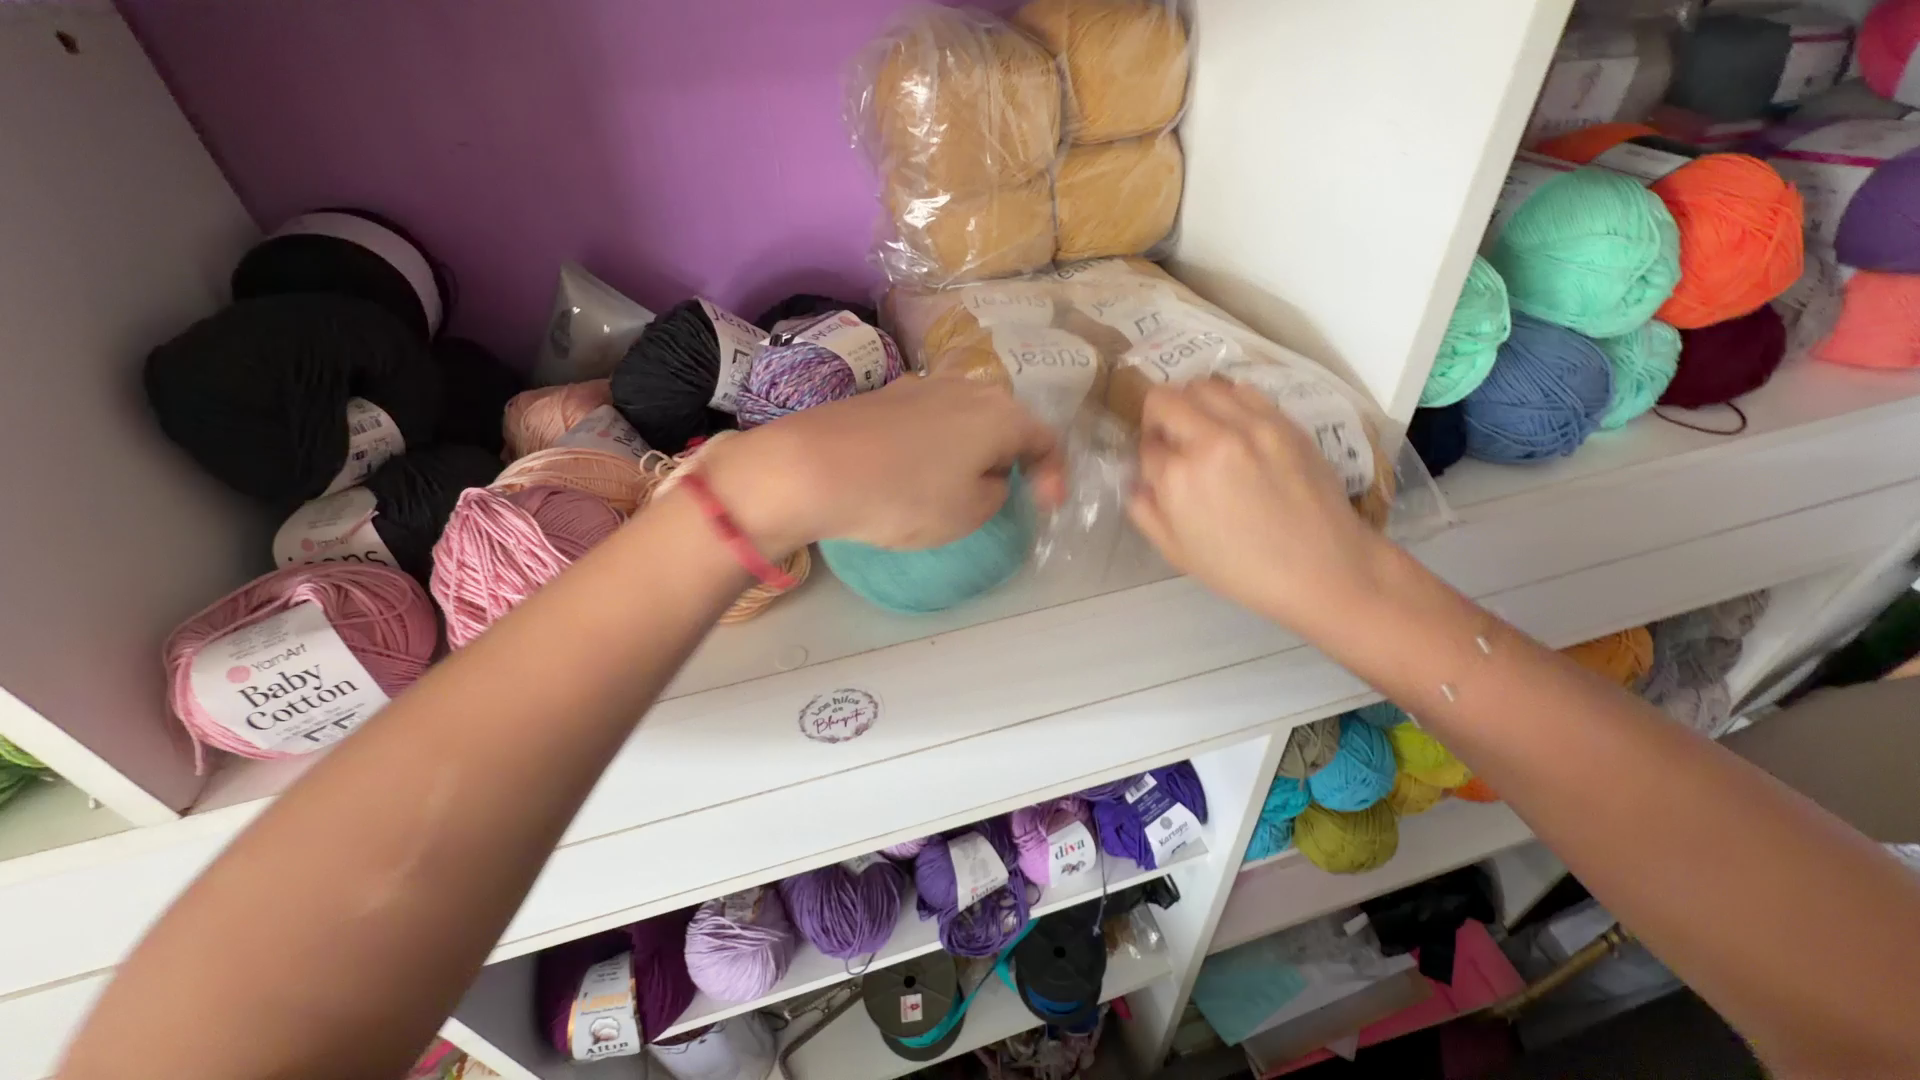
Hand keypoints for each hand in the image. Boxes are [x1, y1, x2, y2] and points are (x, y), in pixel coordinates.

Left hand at [704, 373, 1062, 553]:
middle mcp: (965, 387)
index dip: (1053, 474)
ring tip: (957, 484)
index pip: (1045, 439)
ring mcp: (920, 385)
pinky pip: (927, 420)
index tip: (1047, 506)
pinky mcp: (883, 396)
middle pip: (1004, 420)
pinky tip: (914, 471)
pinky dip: (935, 445)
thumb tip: (987, 474)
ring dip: (970, 449)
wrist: (812, 468)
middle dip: (1011, 456)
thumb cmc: (905, 495)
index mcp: (1000, 413)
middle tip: (1005, 491)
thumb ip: (996, 491)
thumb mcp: (969, 512)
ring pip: (964, 417)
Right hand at [1128, 380, 1390, 629]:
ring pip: (1201, 386)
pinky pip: (1242, 391)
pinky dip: (1227, 402)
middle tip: (1170, 442)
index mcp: (1178, 478)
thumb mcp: (1176, 552)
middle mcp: (1210, 440)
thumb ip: (1145, 510)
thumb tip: (1139, 480)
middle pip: (1163, 400)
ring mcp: (1250, 425)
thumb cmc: (1243, 571)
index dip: (1147, 459)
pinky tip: (1235, 428)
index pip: (1145, 447)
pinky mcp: (1282, 421)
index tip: (1158, 472)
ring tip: (1202, 429)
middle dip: (1157, 420)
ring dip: (1191, 404)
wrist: (1323, 567)